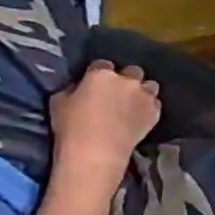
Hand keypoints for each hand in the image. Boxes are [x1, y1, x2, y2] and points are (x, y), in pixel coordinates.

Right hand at [49, 59, 161, 174]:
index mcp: (101, 74)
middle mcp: (127, 80)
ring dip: (142, 90)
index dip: (98, 74)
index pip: (102, 64)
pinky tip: (140, 115)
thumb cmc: (72, 126)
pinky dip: (149, 106)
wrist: (97, 150)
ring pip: (149, 85)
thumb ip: (72, 88)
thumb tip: (79, 86)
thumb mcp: (58, 102)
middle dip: (126, 78)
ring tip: (133, 103)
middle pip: (132, 71)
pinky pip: (155, 103)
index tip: (95, 83)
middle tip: (117, 92)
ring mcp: (145, 95)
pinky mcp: (155, 110)